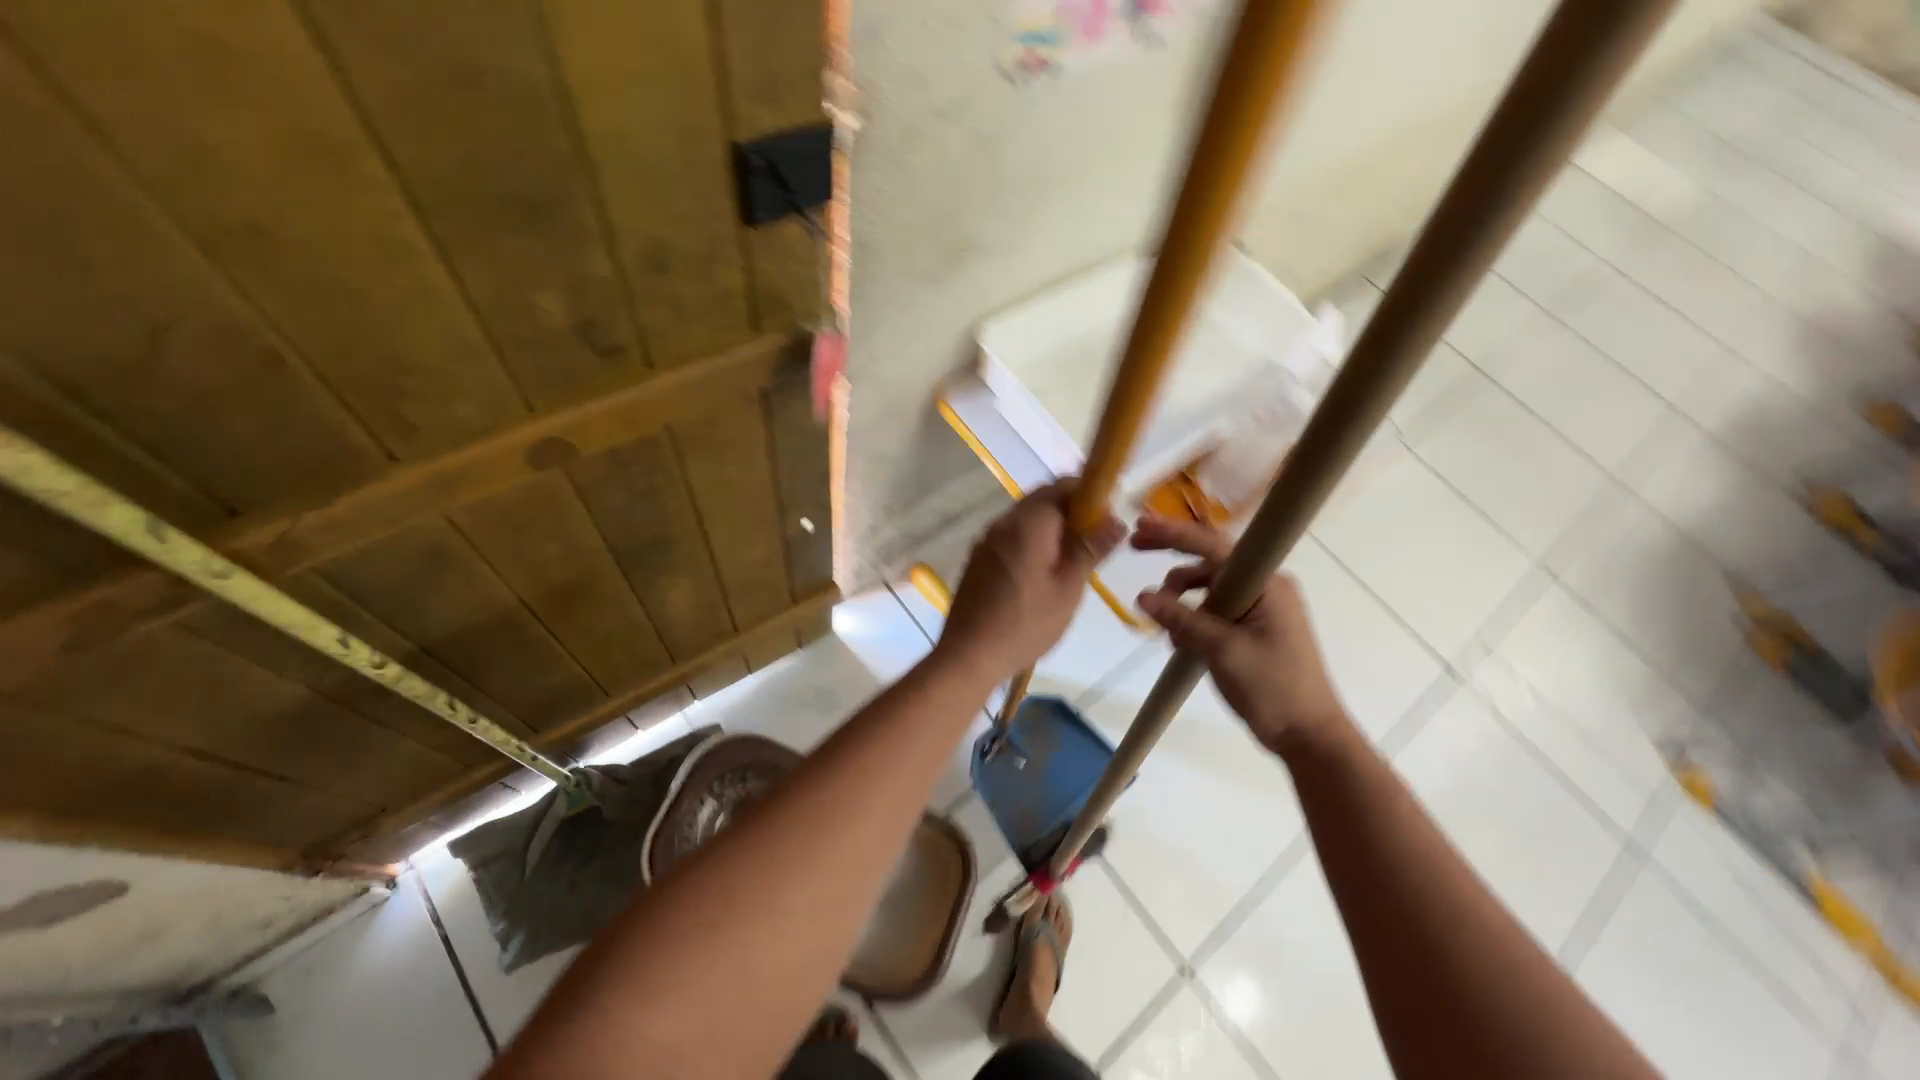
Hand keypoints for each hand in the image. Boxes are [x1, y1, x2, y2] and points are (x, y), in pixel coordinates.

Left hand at [938, 482, 1125, 681]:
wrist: (968, 655)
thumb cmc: (1026, 624)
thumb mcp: (1068, 589)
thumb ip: (1090, 549)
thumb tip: (1116, 519)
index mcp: (1027, 524)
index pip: (1061, 486)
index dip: (1089, 493)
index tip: (1108, 517)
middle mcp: (1002, 523)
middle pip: (1042, 499)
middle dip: (1071, 511)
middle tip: (1095, 541)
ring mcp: (986, 541)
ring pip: (1025, 519)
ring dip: (1052, 527)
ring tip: (1073, 559)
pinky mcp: (978, 560)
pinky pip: (1011, 537)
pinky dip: (1032, 542)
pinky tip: (1043, 572)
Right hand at [1132, 516, 1350, 756]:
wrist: (1309, 735)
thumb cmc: (1273, 688)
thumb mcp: (1222, 650)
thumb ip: (1182, 619)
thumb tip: (1143, 597)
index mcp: (1266, 583)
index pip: (1213, 546)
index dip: (1174, 534)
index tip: (1140, 527)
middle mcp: (1265, 586)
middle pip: (1209, 562)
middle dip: (1172, 563)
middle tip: (1133, 552)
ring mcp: (1261, 608)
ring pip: (1209, 589)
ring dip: (1181, 601)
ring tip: (1164, 630)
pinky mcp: (1255, 629)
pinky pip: (1216, 611)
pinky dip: (1193, 619)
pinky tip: (1178, 640)